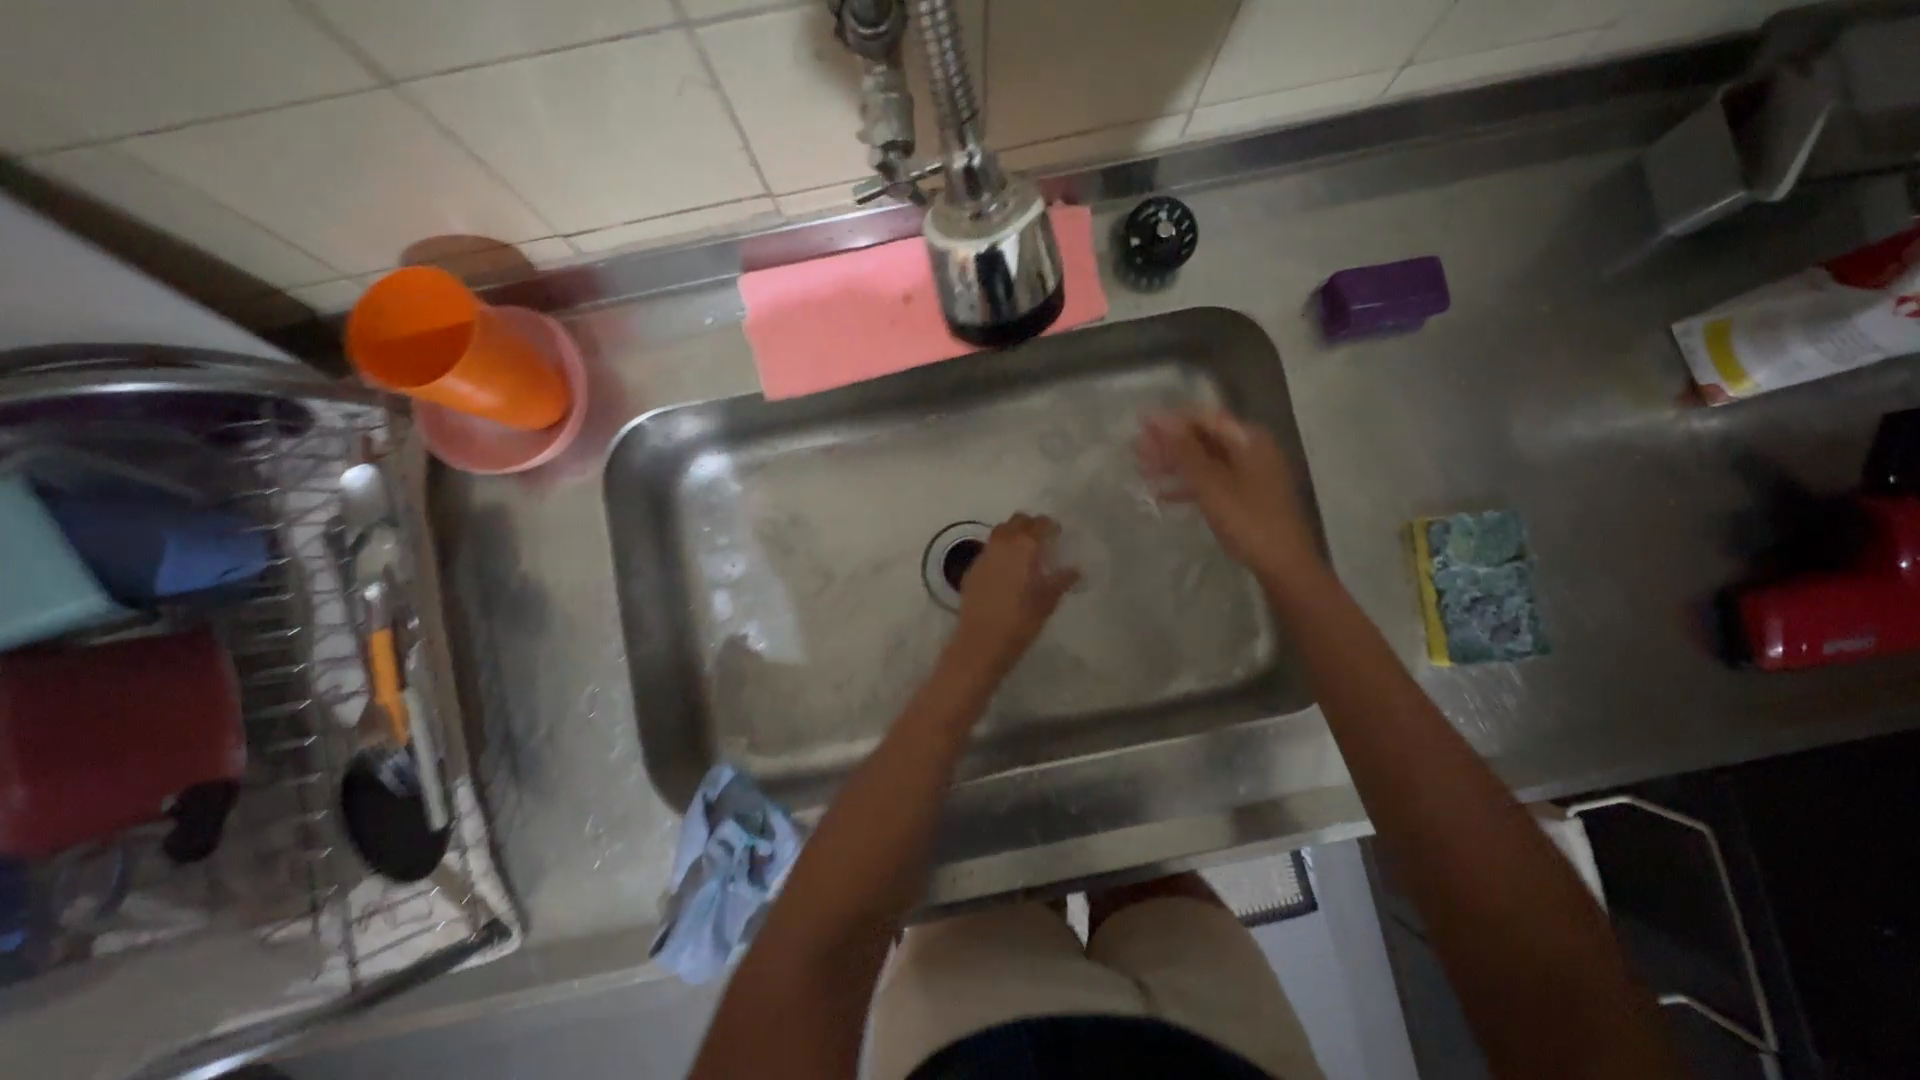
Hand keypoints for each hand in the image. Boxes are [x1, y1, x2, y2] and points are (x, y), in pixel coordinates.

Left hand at [946, 513, 1078, 681]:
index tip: (1058, 534)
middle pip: (1016, 521)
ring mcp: (984, 555)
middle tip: (1041, 540)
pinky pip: (988, 550)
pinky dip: (999, 552)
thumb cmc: (1020, 620)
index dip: (1050, 526)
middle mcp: (1002, 544)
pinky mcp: (971, 569)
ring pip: (999, 533)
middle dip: (1029, 525)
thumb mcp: (1047, 601)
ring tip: (1023, 553)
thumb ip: (1061, 580)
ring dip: (1012, 535)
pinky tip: (1005, 570)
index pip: (1039, 524)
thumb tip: (1074, 570)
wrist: (981, 642)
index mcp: (1024, 547)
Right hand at [1138, 408, 1323, 587]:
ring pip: (1206, 461)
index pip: (1204, 417)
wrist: (1284, 565)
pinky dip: (1189, 485)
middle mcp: (1252, 450)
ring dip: (1175, 465)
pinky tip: (1164, 495)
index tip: (1139, 423)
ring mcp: (1251, 474)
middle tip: (1135, 451)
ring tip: (1143, 471)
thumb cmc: (1249, 521)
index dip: (1171, 419)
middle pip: (1205, 438)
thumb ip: (1185, 451)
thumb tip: (1160, 419)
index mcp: (1249, 440)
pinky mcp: (1247, 497)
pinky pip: (1213, 481)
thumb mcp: (1212, 485)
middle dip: (1170, 443)